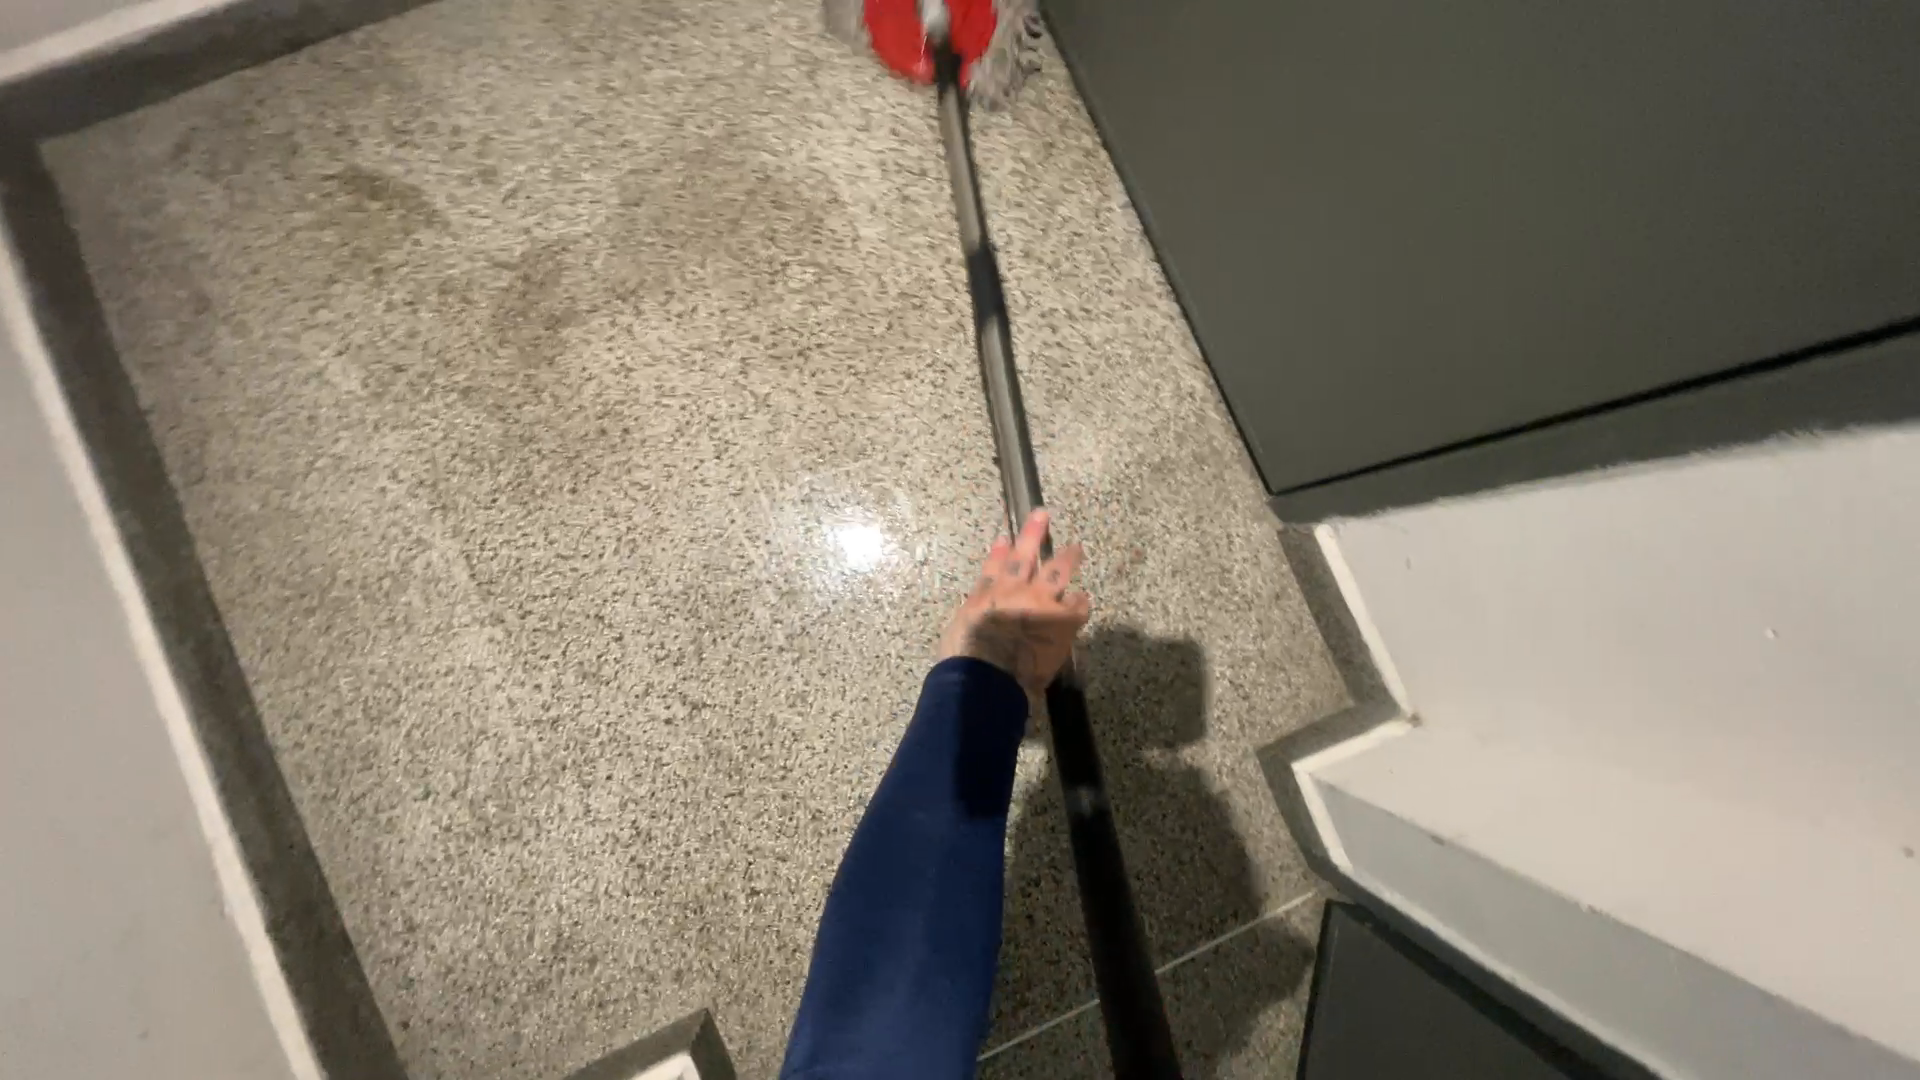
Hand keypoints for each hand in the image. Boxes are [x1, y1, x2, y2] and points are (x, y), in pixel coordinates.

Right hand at [936, 508, 1092, 694]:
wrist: (989, 675)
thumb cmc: (967, 655)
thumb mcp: (961, 625)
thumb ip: (975, 606)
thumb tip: (981, 597)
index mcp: (988, 594)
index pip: (995, 565)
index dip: (1000, 551)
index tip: (1005, 538)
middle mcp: (1016, 591)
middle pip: (1026, 555)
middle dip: (1034, 534)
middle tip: (1043, 515)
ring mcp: (1042, 602)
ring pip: (1057, 572)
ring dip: (1067, 558)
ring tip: (1076, 549)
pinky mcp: (1063, 620)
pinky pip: (1077, 606)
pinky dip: (1079, 600)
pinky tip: (1082, 598)